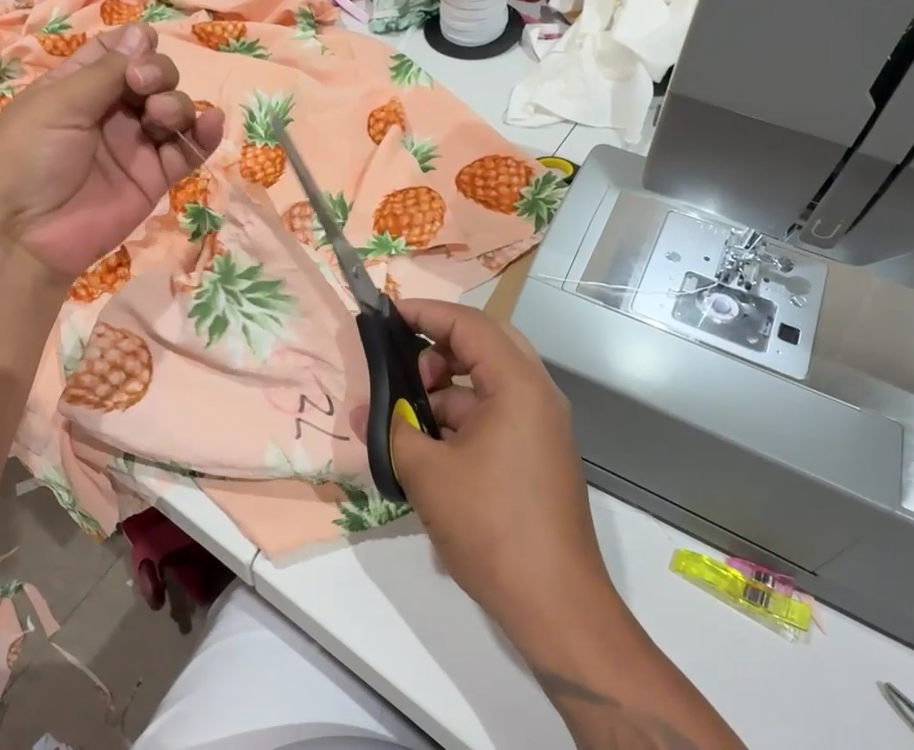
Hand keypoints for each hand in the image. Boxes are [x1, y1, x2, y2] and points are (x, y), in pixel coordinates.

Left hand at [0, 23, 223, 278]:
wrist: (26, 234)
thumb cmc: (28, 158)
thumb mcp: (59, 103)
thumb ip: (106, 71)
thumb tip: (143, 31)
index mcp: (77, 87)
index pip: (117, 54)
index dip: (135, 46)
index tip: (141, 50)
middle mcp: (110, 111)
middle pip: (153, 76)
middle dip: (158, 73)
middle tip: (143, 87)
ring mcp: (135, 145)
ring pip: (174, 109)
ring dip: (176, 102)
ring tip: (161, 116)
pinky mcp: (156, 177)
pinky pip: (188, 150)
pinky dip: (204, 134)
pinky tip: (211, 122)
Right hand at [388, 299, 613, 632]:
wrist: (553, 600)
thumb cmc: (490, 525)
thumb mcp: (427, 473)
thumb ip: (391, 430)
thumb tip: (360, 411)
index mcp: (519, 385)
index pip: (470, 324)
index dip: (426, 313)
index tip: (386, 314)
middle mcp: (537, 395)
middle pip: (485, 345)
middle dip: (438, 347)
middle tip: (400, 366)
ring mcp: (540, 427)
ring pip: (486, 383)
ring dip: (444, 389)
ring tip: (404, 416)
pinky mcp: (536, 455)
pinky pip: (494, 415)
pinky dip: (459, 419)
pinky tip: (426, 446)